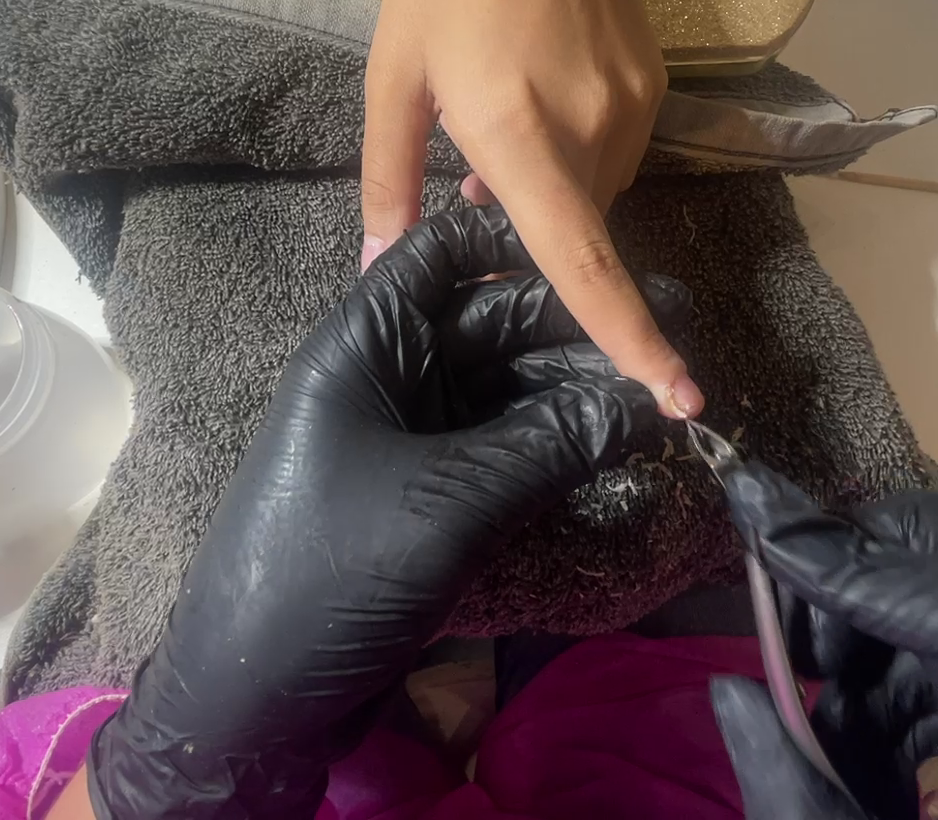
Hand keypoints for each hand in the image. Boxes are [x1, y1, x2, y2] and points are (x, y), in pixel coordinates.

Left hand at [93, 207, 675, 817]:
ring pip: (509, 381)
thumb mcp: (446, 504)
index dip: (519, 243)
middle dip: (578, 326)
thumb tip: (654, 403)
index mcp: (368, 339)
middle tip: (677, 334)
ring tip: (668, 392)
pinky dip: (558, 436)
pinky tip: (620, 437)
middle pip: (495, 319)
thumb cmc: (331, 572)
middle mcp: (395, 367)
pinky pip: (506, 436)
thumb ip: (550, 446)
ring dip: (579, 386)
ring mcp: (417, 425)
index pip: (444, 253)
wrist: (260, 693)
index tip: (604, 257)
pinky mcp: (436, 478)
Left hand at [361, 0, 700, 418]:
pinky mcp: (654, 87)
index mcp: (518, 134)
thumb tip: (380, 260)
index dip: (628, 335)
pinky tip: (539, 105)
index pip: (581, 258)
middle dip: (534, 235)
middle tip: (478, 186)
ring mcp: (634, 108)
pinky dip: (575, 157)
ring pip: (595, 193)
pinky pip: (613, 155)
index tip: (676, 396)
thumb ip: (388, 179)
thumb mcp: (392, 78)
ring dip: (552, 188)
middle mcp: (593, 131)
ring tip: (504, 127)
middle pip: (578, 231)